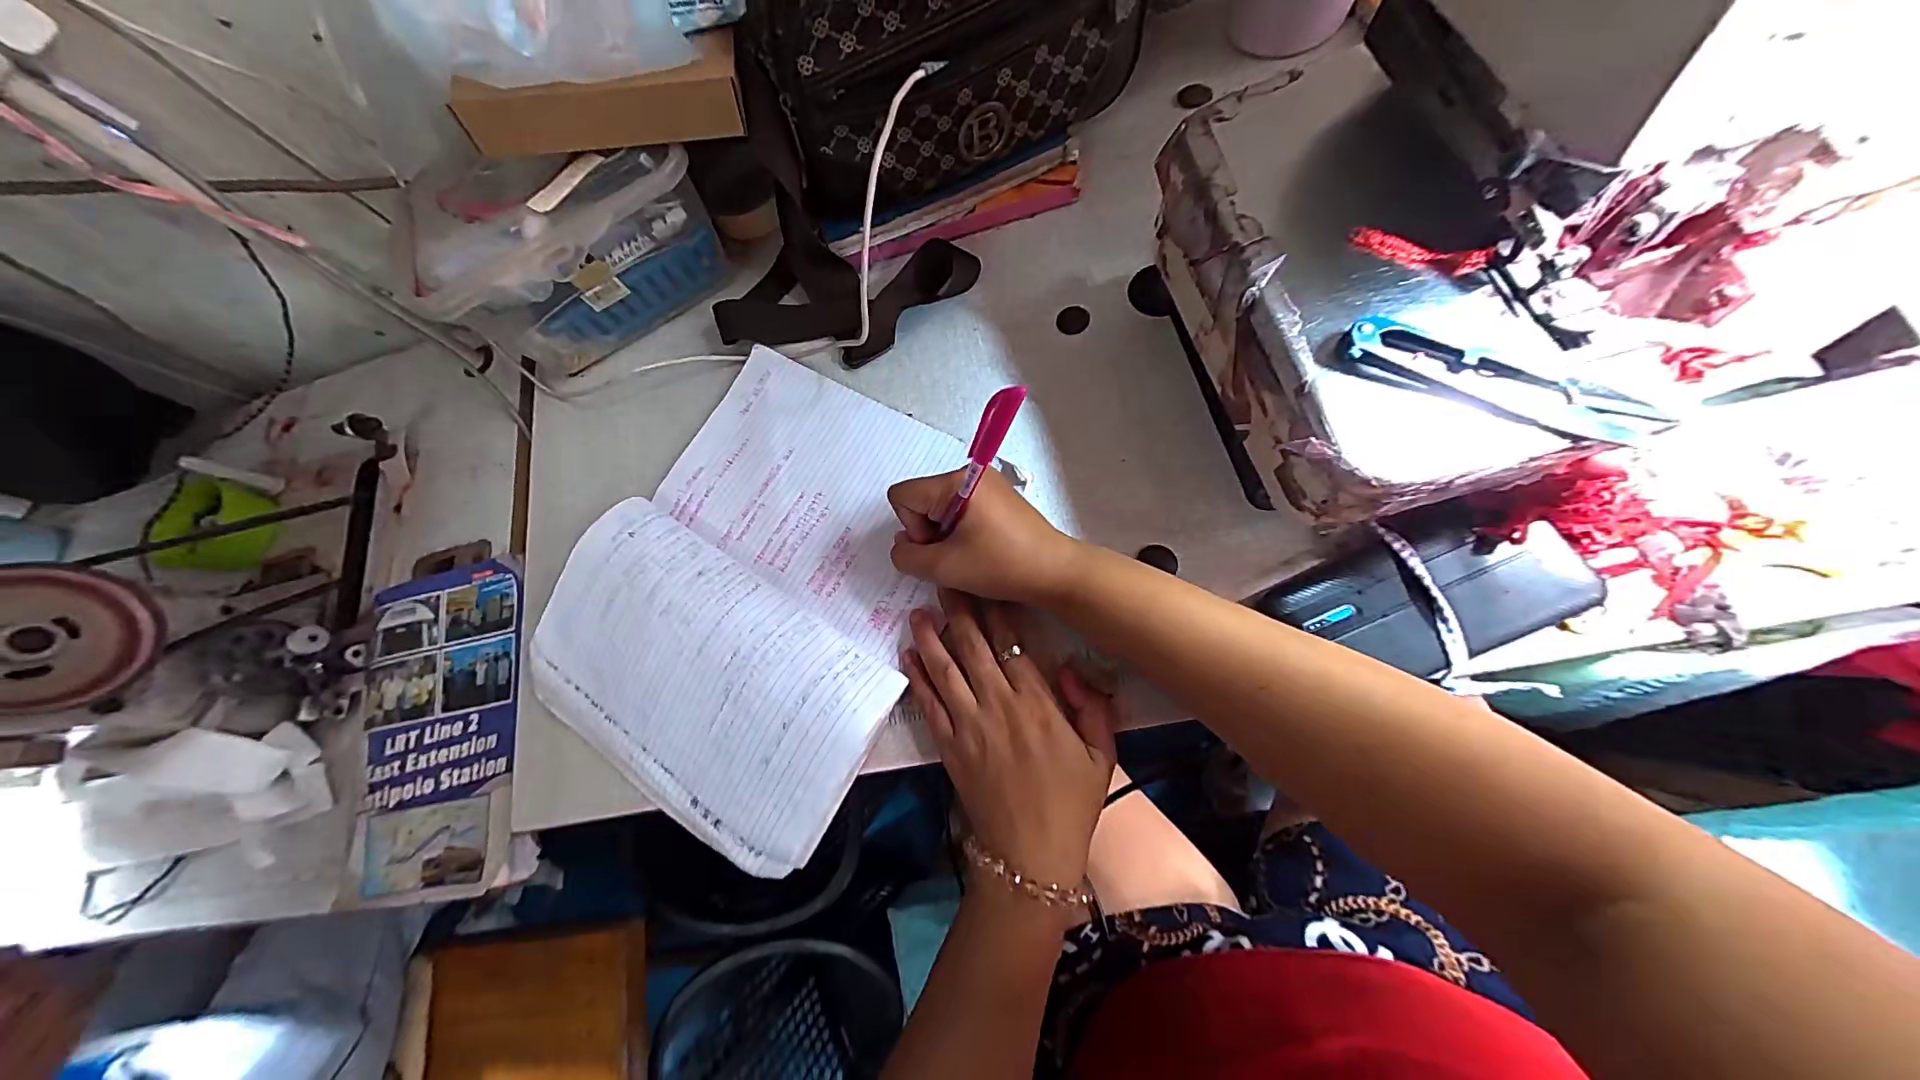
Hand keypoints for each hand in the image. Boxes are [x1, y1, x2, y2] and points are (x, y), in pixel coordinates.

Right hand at [888, 468, 1084, 604]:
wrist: (1056, 572)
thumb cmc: (1002, 566)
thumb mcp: (944, 568)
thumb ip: (907, 556)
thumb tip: (902, 546)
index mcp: (957, 481)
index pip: (903, 496)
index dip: (911, 527)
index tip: (939, 547)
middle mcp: (971, 474)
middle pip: (921, 500)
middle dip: (929, 532)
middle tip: (955, 556)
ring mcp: (987, 485)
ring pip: (940, 509)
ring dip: (945, 536)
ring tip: (971, 556)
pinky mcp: (998, 500)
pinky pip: (961, 511)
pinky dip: (962, 533)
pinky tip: (981, 551)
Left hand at [905, 590, 1116, 890]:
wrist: (1030, 856)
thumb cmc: (1072, 804)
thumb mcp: (1102, 755)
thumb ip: (1092, 706)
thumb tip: (1067, 667)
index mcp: (1039, 704)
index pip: (1013, 646)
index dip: (997, 613)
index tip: (985, 586)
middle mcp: (999, 706)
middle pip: (974, 648)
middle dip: (958, 612)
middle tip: (944, 583)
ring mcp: (970, 726)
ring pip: (946, 670)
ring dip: (931, 638)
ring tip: (919, 612)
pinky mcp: (949, 747)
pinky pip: (929, 705)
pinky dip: (918, 678)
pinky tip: (908, 656)